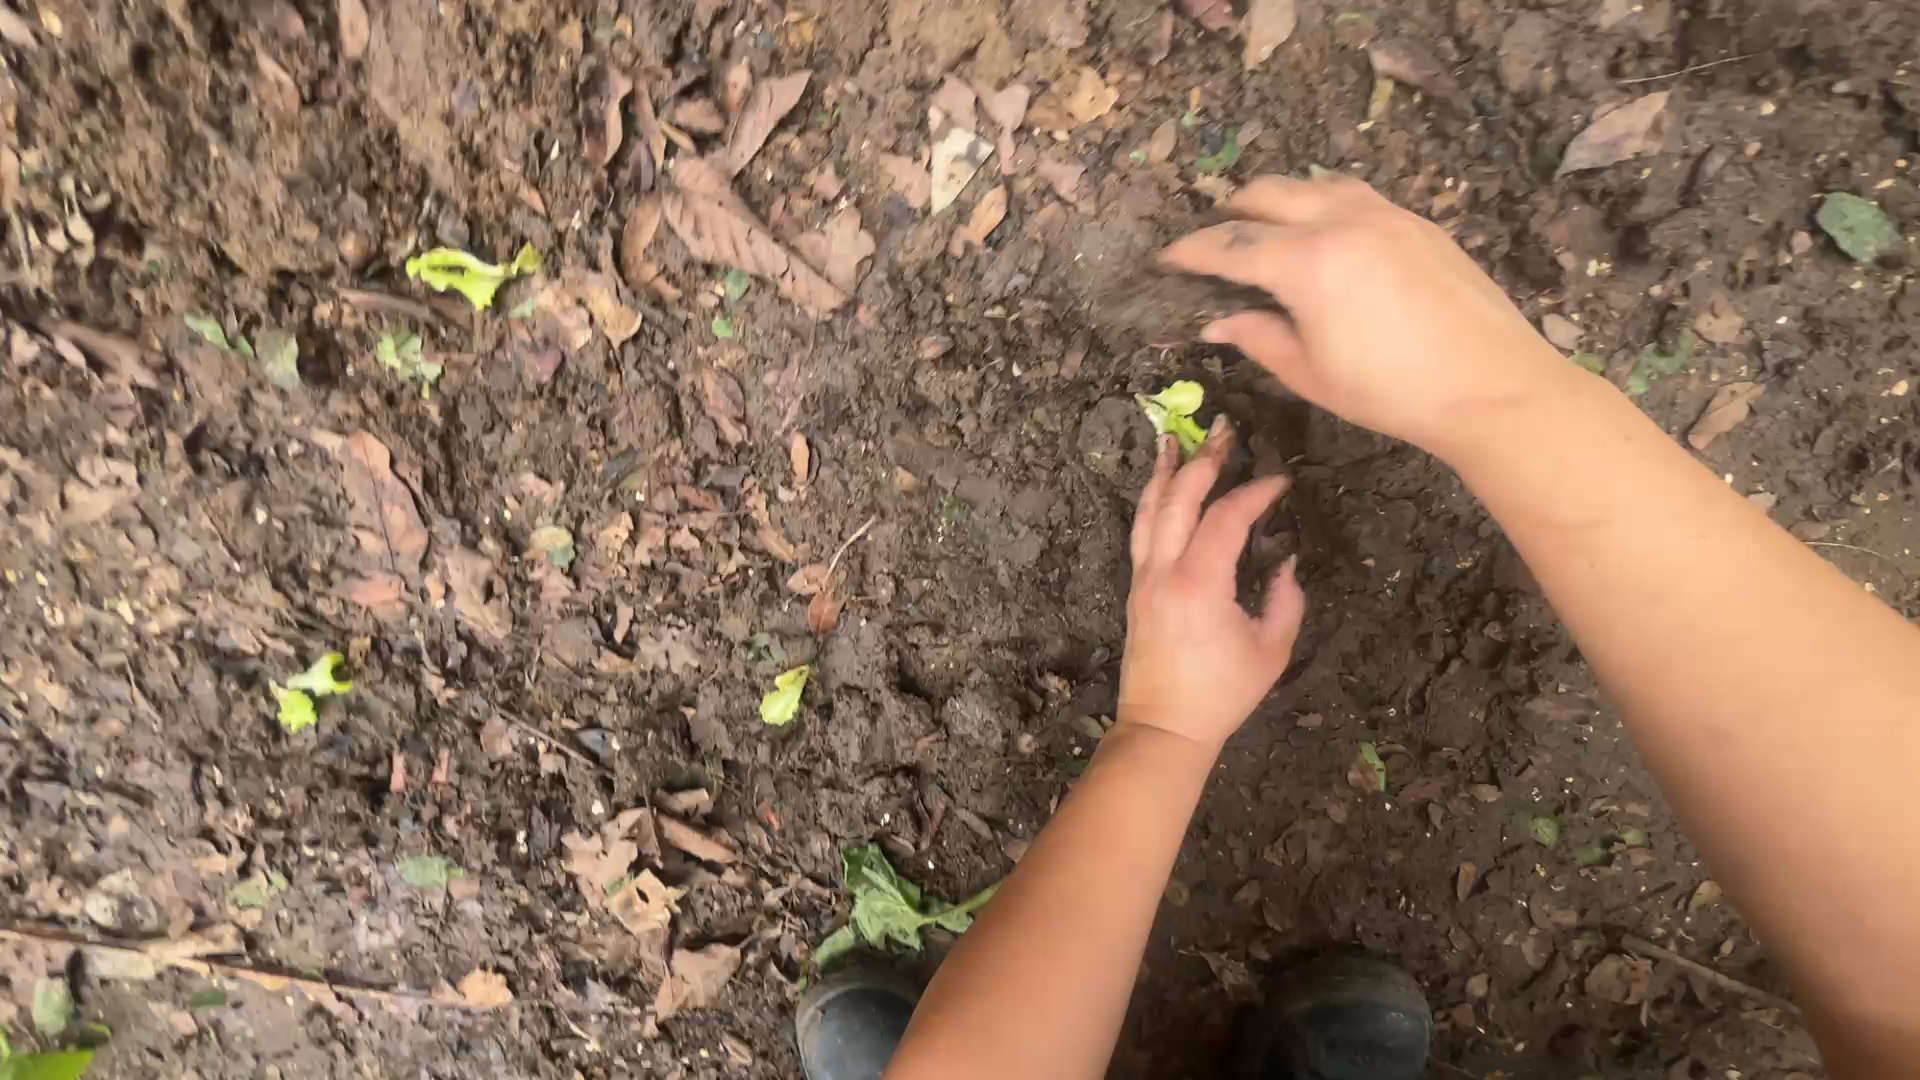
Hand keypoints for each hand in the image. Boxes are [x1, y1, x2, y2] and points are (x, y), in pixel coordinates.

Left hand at [1117, 421, 1304, 750]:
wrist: (1163, 724)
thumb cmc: (1221, 693)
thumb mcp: (1271, 649)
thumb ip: (1285, 599)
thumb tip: (1284, 561)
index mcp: (1199, 583)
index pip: (1226, 517)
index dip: (1255, 492)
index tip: (1280, 481)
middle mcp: (1163, 571)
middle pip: (1178, 499)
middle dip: (1203, 460)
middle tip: (1223, 430)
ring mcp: (1142, 577)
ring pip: (1148, 511)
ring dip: (1163, 472)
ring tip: (1174, 439)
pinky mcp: (1134, 588)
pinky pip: (1140, 532)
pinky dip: (1150, 502)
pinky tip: (1159, 488)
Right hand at [1159, 173, 1579, 459]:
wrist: (1488, 384)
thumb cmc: (1385, 390)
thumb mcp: (1305, 372)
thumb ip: (1256, 335)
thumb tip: (1216, 320)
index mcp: (1309, 263)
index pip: (1232, 244)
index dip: (1192, 250)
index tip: (1165, 257)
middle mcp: (1343, 222)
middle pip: (1268, 193)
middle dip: (1229, 212)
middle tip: (1210, 242)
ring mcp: (1385, 214)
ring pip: (1312, 184)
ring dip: (1276, 200)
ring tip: (1259, 230)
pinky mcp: (1414, 221)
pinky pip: (1351, 194)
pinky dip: (1317, 204)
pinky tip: (1316, 235)